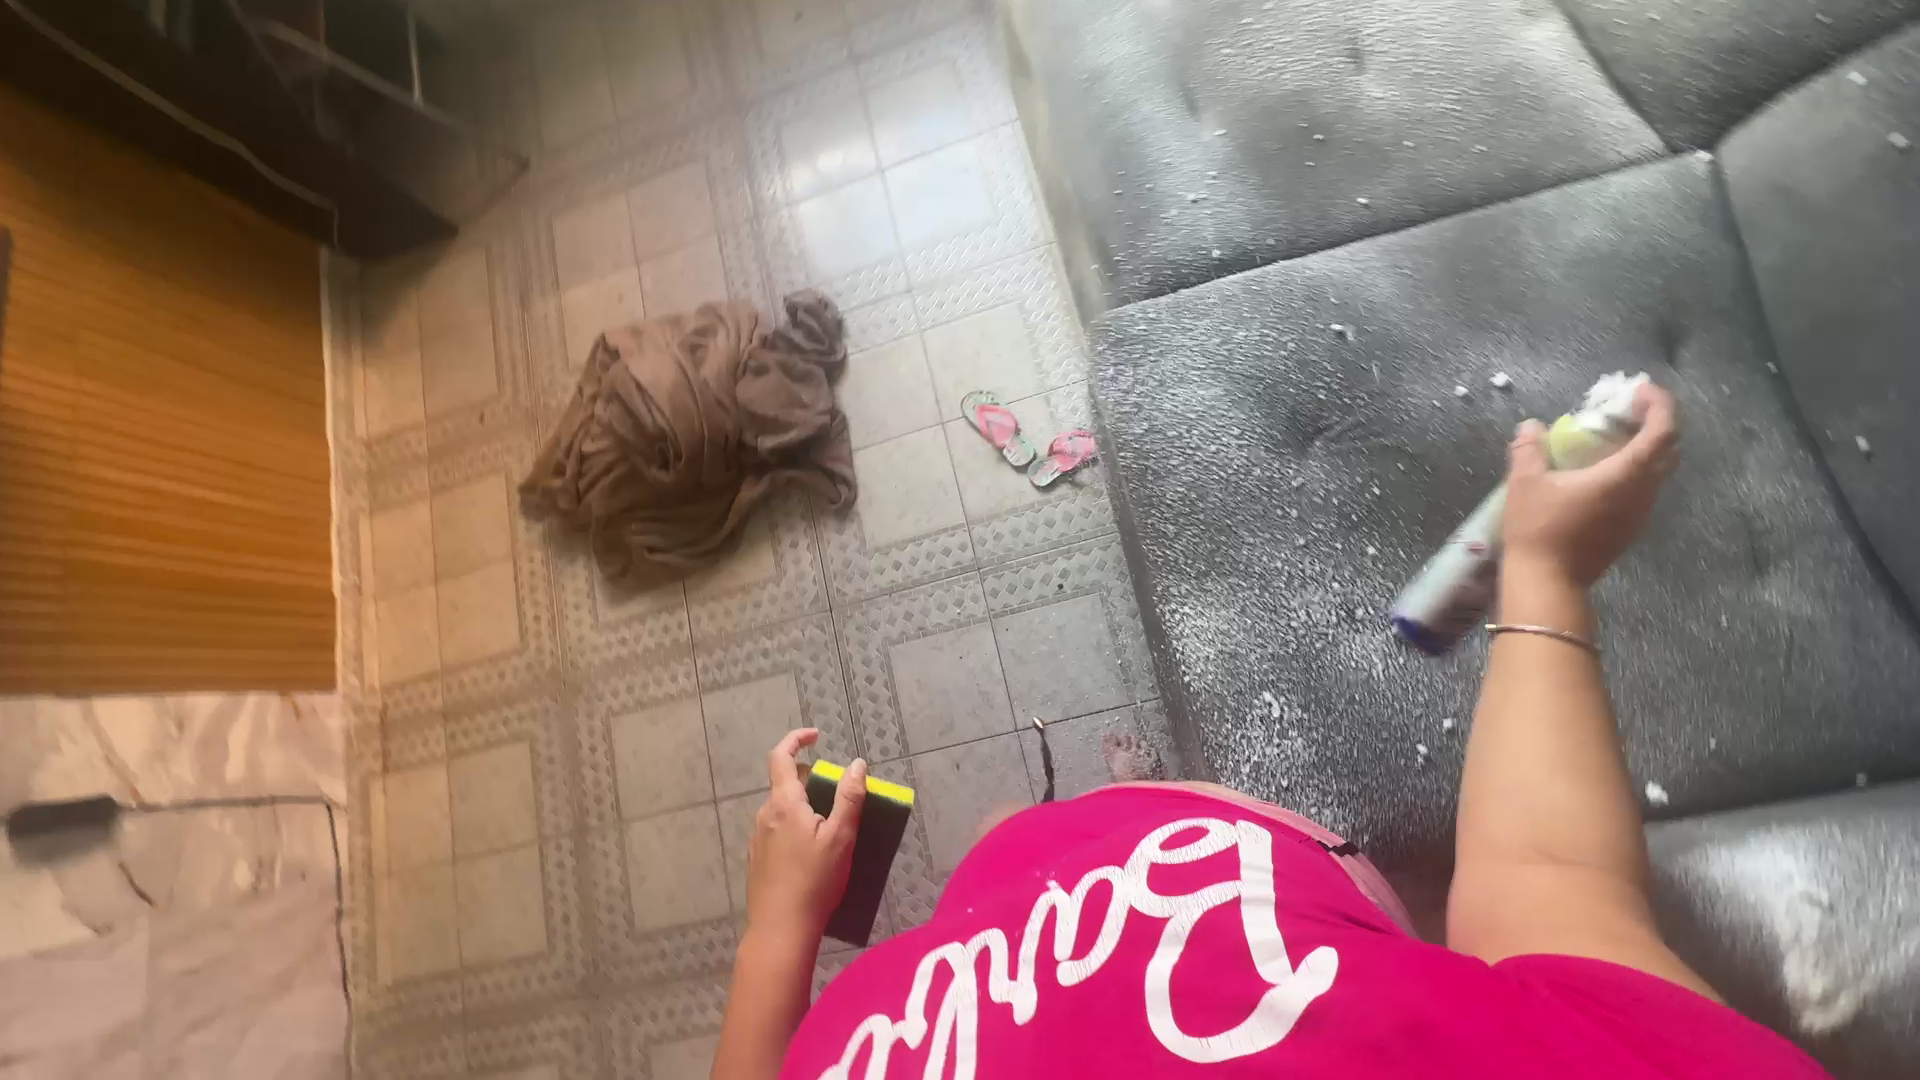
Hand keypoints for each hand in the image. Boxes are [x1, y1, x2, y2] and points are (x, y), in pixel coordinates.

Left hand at [745, 729, 866, 941]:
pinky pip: (777, 829)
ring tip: (830, 825)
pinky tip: (812, 852)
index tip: (816, 735)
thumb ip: (850, 797)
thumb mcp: (841, 837)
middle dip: (811, 778)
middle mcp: (765, 815)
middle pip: (785, 783)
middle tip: (837, 792)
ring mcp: (757, 838)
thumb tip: (856, 763)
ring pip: (782, 808)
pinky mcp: (757, 860)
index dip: (796, 739)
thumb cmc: (814, 881)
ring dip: (804, 804)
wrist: (780, 932)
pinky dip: (795, 825)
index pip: (781, 756)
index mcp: (783, 803)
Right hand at [1502, 381, 1679, 588]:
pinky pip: (1643, 489)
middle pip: (1668, 448)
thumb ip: (1529, 450)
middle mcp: (1644, 491)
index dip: (1658, 404)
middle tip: (1628, 412)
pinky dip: (1633, 470)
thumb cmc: (1538, 528)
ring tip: (1614, 440)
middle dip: (1655, 423)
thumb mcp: (1525, 484)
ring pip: (1658, 470)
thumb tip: (1531, 427)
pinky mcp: (1630, 528)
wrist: (1548, 579)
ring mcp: (1640, 512)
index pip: (1661, 430)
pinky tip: (1602, 474)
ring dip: (1644, 448)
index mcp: (1625, 474)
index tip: (1639, 390)